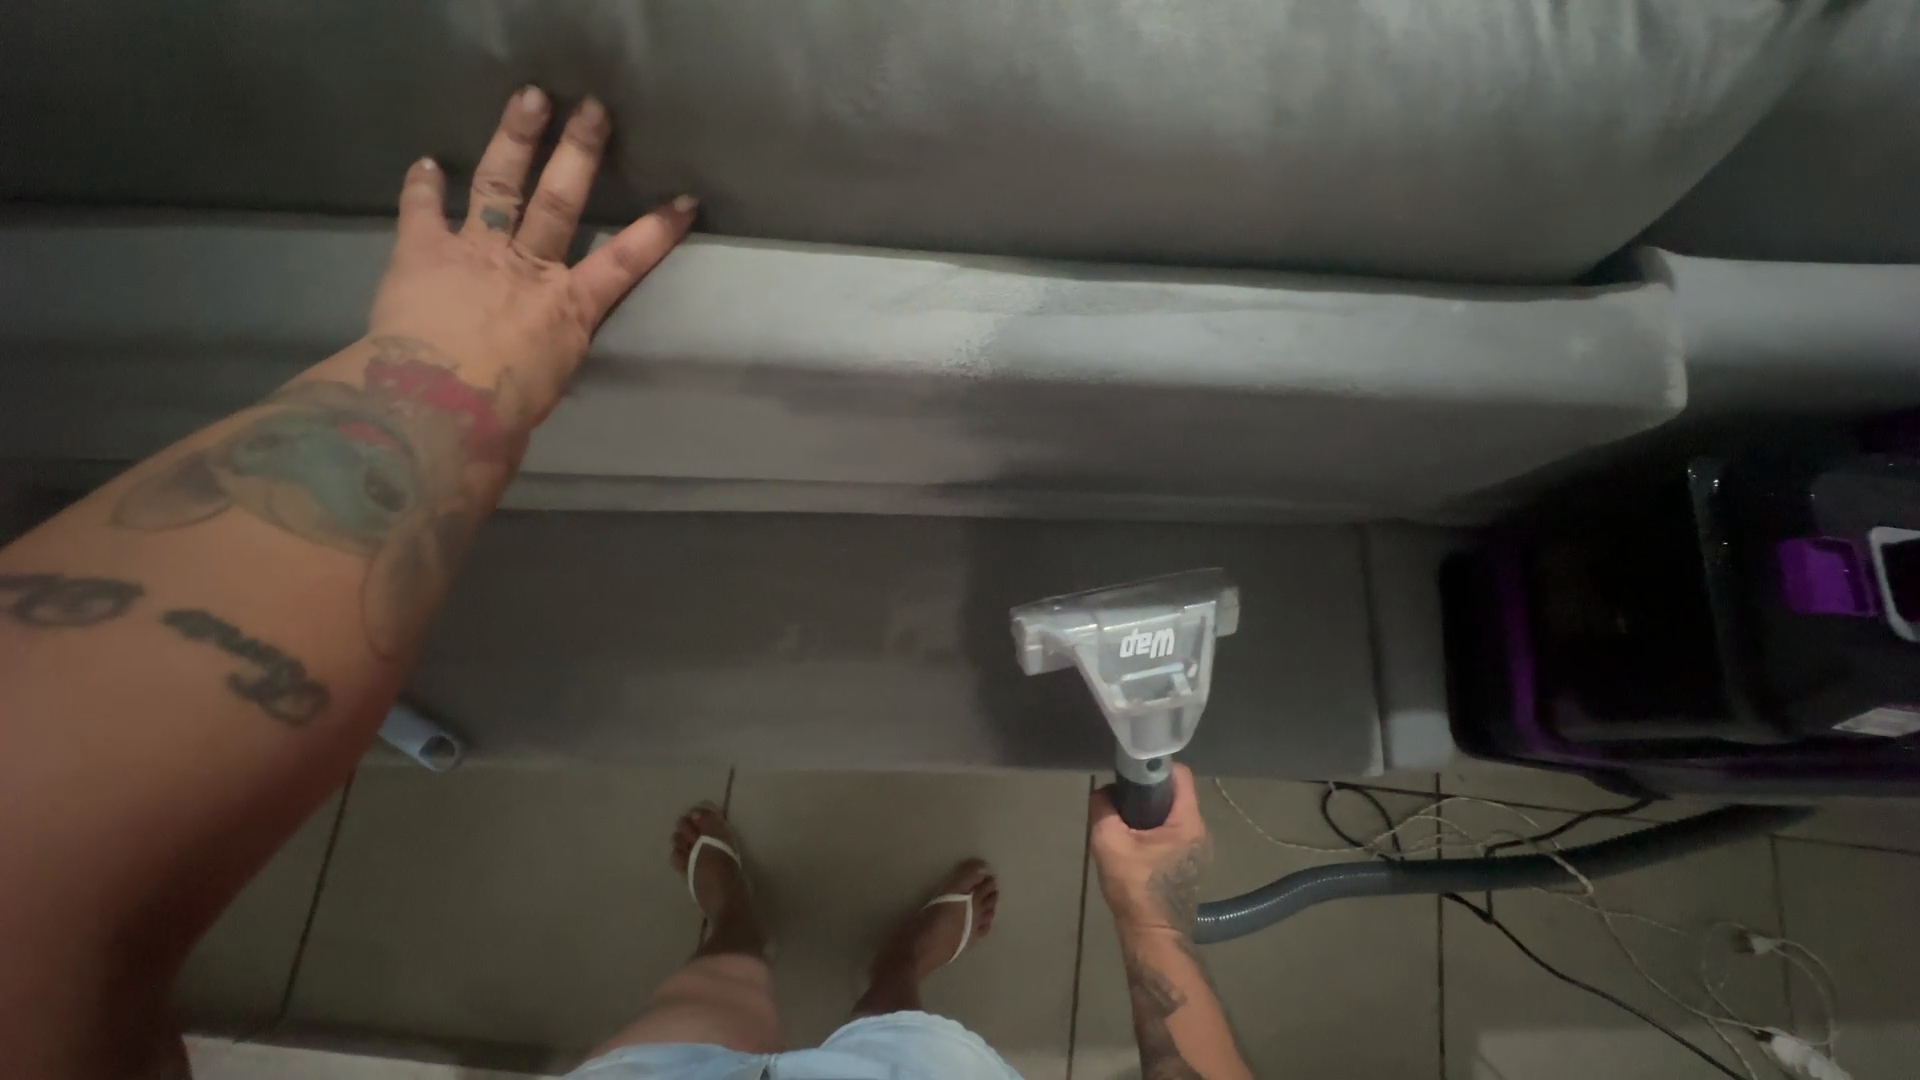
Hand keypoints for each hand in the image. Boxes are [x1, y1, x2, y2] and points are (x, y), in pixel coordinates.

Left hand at [366, 85, 696, 424]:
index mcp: (569, 309)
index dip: (656, 231)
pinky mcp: (423, 252)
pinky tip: (425, 162)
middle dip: (579, 154)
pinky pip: (422, 210)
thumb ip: (546, 357)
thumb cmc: (506, 412)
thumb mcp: (548, 384)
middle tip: (593, 109)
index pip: (625, 263)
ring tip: (529, 98)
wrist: (440, 405)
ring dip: (514, 138)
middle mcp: (529, 268)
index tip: (683, 202)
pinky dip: (422, 186)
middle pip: (559, 201)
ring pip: (499, 186)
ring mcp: (477, 252)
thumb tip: (536, 358)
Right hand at [1089, 764, 1211, 937]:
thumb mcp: (1108, 841)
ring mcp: (1199, 851)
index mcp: (1188, 822)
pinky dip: (1156, 832)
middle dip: (1148, 792)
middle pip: (1175, 795)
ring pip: (1173, 816)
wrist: (1153, 936)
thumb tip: (1104, 793)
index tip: (1132, 774)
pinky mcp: (1192, 865)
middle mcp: (1201, 832)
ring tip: (1126, 826)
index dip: (1156, 767)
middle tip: (1123, 801)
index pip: (1180, 774)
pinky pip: (1174, 834)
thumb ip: (1103, 807)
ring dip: (1150, 815)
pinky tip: (1136, 847)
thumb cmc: (1135, 887)